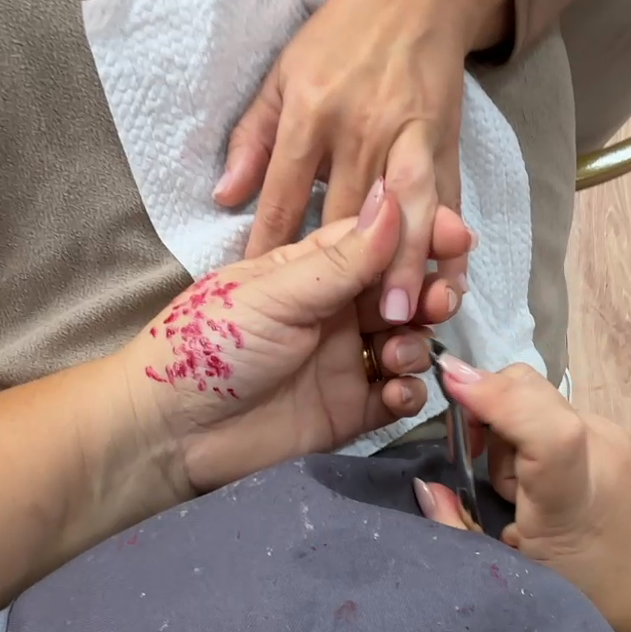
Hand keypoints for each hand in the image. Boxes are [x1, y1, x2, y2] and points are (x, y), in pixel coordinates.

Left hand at [119, 181, 472, 493]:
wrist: (173, 433)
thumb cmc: (209, 347)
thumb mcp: (275, 295)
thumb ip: (341, 260)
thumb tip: (393, 198)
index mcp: (312, 271)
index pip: (379, 242)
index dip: (420, 236)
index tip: (457, 237)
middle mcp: (335, 313)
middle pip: (402, 294)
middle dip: (428, 293)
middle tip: (438, 301)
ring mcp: (344, 363)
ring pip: (406, 344)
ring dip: (415, 344)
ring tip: (396, 353)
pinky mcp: (348, 411)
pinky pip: (395, 396)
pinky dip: (407, 393)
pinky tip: (394, 393)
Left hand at [213, 0, 510, 327]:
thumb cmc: (343, 36)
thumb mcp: (283, 74)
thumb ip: (252, 139)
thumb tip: (225, 196)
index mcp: (311, 115)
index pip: (284, 196)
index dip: (269, 246)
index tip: (261, 293)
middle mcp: (362, 132)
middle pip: (353, 216)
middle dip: (350, 273)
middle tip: (350, 326)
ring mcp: (410, 141)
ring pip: (409, 216)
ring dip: (409, 269)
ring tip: (406, 316)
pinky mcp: (447, 151)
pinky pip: (448, 208)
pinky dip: (450, 248)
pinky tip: (452, 282)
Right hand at [413, 358, 630, 631]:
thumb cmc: (593, 592)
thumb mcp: (516, 574)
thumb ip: (461, 528)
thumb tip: (426, 484)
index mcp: (573, 498)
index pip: (544, 431)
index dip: (495, 398)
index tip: (449, 379)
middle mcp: (599, 452)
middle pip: (528, 390)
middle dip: (484, 409)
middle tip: (473, 460)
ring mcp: (612, 435)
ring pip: (535, 398)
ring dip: (506, 429)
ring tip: (517, 488)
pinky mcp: (614, 432)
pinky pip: (552, 411)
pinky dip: (527, 432)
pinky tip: (536, 477)